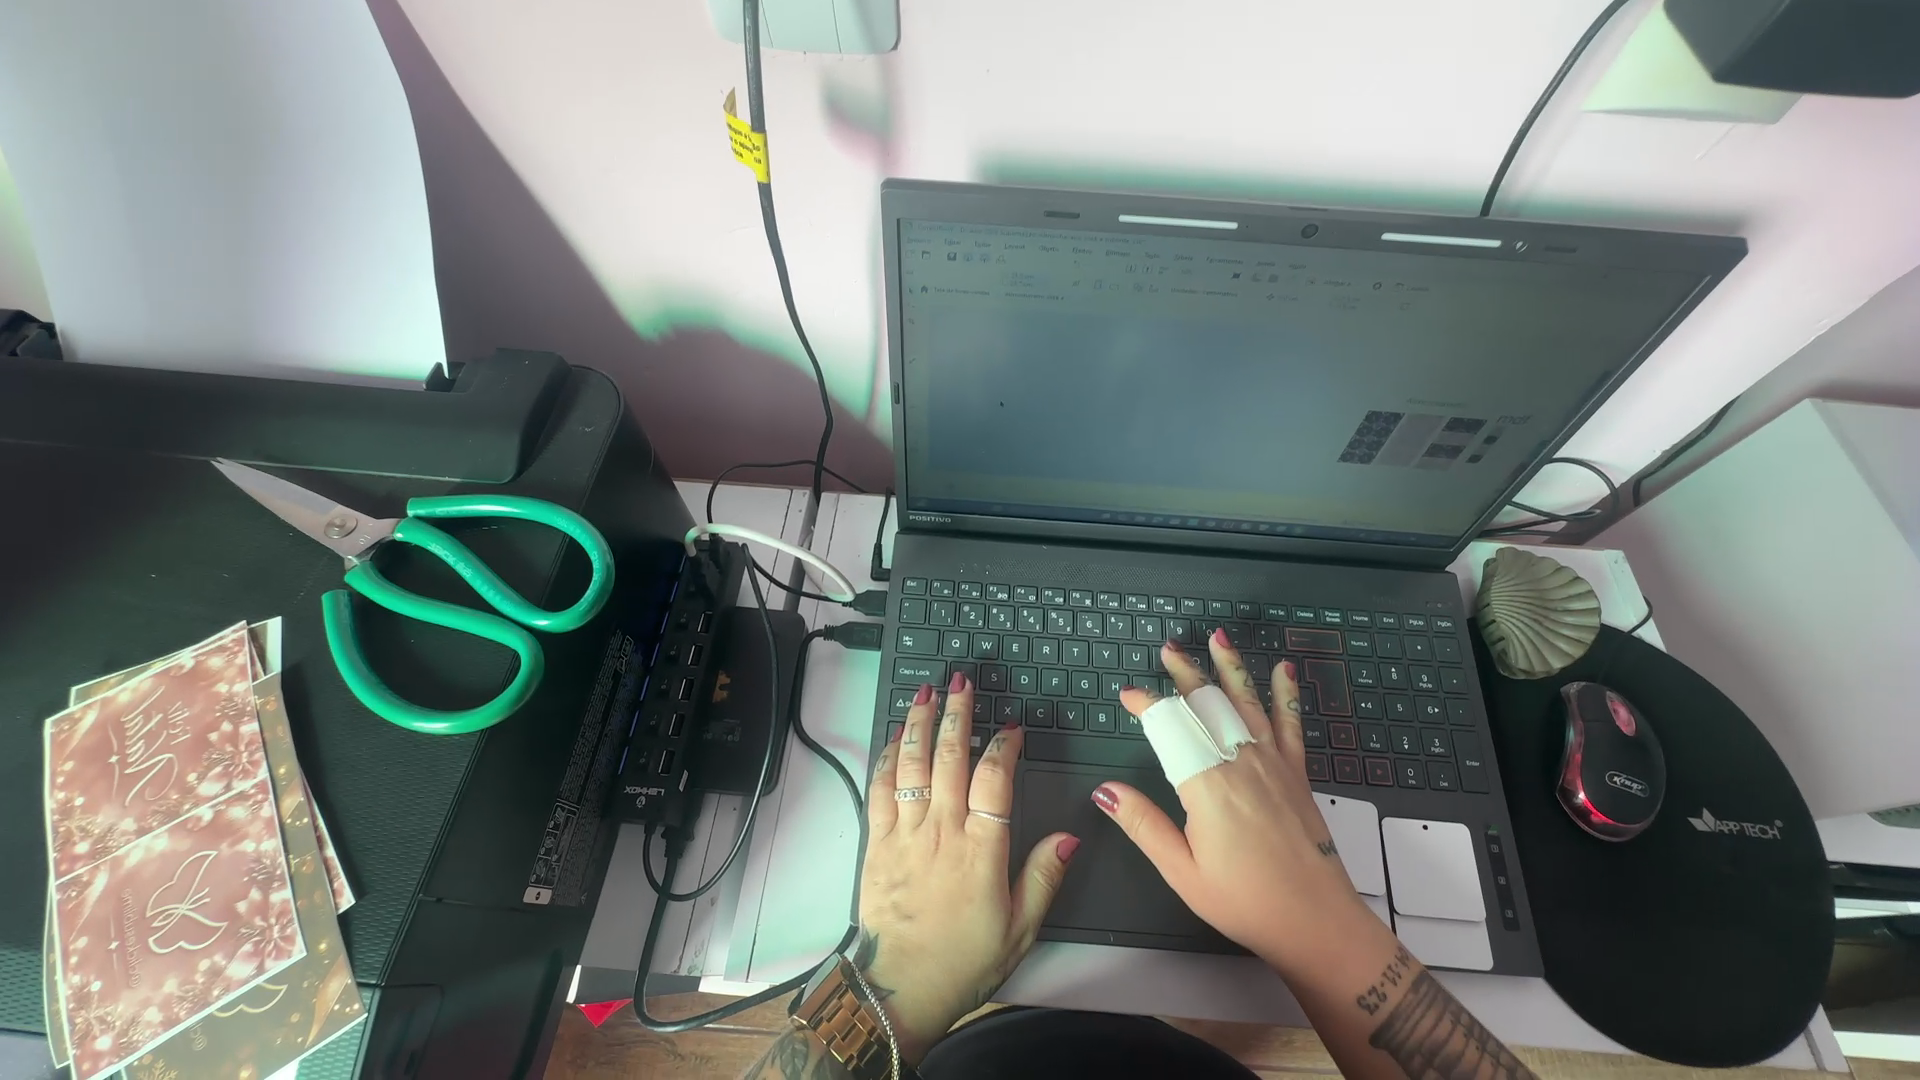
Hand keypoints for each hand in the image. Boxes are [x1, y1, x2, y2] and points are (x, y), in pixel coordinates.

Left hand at [859, 672, 1077, 1063]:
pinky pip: (880, 790)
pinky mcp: (876, 843)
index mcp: (981, 849)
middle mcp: (941, 831)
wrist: (900, 990)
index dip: (1004, 746)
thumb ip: (1045, 876)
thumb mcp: (1021, 927)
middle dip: (956, 714)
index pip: (996, 779)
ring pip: (911, 764)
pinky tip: (894, 739)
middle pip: (949, 757)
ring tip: (925, 693)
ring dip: (918, 724)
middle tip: (960, 683)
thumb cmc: (963, 960)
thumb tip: (1070, 836)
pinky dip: (887, 759)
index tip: (1010, 728)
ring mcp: (905, 833)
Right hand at [1098, 630, 1387, 975]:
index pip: (1170, 728)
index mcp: (1207, 784)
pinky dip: (1286, 694)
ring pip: (1246, 702)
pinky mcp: (1296, 773)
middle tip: (1169, 649)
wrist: (1317, 922)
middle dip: (1185, 673)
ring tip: (1218, 637)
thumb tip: (1105, 790)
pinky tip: (1284, 671)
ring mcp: (1272, 764)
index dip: (1147, 706)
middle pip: (1208, 705)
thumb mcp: (1181, 870)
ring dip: (1229, 667)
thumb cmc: (1245, 901)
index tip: (1128, 695)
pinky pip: (1290, 723)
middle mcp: (1240, 762)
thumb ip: (1142, 824)